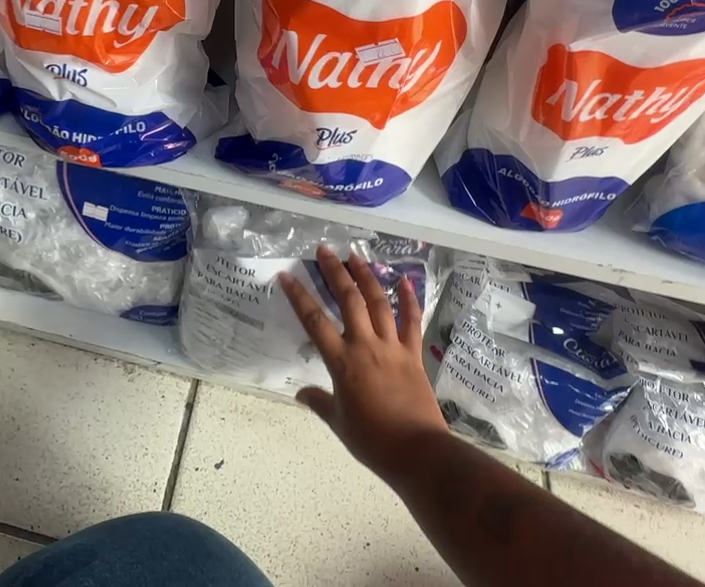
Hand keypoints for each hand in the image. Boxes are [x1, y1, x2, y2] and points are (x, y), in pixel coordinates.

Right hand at [278, 246, 448, 480]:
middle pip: (349, 300)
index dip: (298, 296)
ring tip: (356, 256)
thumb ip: (319, 403)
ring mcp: (392, 347)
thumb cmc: (372, 441)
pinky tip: (405, 281)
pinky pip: (411, 321)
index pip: (314, 321)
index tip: (286, 275)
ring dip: (367, 276)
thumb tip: (301, 393)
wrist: (418, 452)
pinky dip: (409, 300)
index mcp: (342, 362)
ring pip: (378, 303)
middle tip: (325, 250)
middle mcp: (366, 346)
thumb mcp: (338, 423)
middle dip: (336, 272)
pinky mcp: (414, 354)